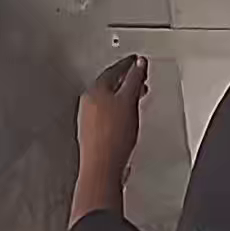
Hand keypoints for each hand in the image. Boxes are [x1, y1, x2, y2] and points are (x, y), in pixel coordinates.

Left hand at [78, 54, 148, 171]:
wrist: (102, 169)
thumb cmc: (112, 137)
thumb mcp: (129, 101)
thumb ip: (135, 79)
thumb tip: (139, 64)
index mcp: (95, 89)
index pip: (115, 69)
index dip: (129, 64)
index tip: (138, 61)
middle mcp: (88, 101)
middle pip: (111, 84)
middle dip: (127, 81)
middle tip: (140, 78)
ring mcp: (89, 118)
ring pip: (109, 100)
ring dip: (124, 97)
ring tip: (137, 99)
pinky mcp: (92, 133)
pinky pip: (107, 114)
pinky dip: (119, 111)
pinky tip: (126, 118)